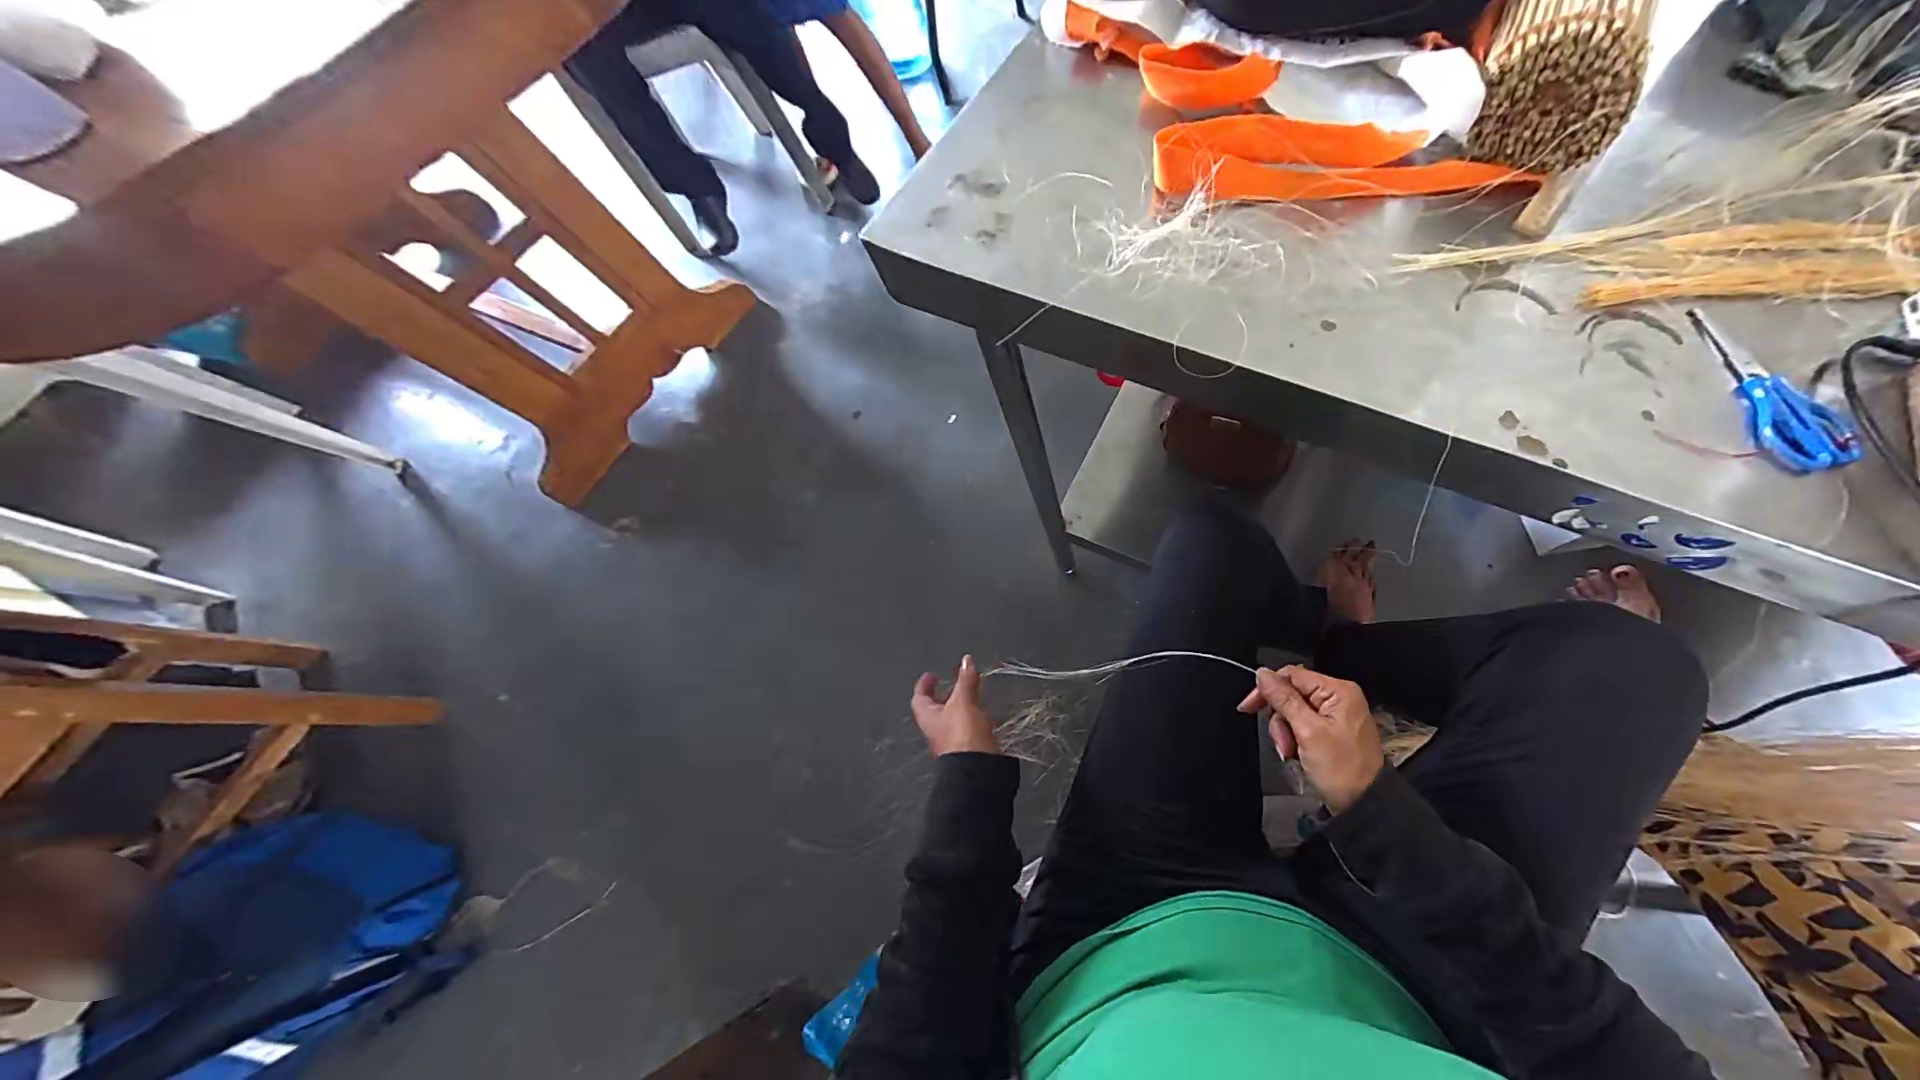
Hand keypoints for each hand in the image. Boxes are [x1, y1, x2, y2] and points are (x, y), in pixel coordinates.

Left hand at [911, 655, 999, 756]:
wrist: (976, 771)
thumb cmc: (961, 735)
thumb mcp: (963, 702)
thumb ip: (965, 681)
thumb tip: (966, 660)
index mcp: (927, 717)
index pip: (919, 697)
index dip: (924, 685)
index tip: (930, 675)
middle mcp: (936, 730)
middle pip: (935, 709)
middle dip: (944, 696)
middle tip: (953, 684)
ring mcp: (952, 741)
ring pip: (953, 720)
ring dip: (961, 708)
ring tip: (972, 696)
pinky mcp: (969, 749)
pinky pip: (969, 730)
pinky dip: (975, 720)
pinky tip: (986, 716)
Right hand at [1237, 665, 1383, 812]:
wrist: (1365, 805)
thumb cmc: (1343, 770)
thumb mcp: (1307, 731)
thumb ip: (1284, 699)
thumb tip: (1263, 674)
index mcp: (1338, 691)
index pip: (1290, 675)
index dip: (1267, 689)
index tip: (1249, 707)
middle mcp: (1338, 698)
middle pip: (1289, 693)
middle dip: (1279, 719)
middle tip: (1283, 742)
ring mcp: (1335, 715)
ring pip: (1291, 711)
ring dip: (1285, 732)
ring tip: (1292, 752)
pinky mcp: (1330, 730)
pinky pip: (1301, 725)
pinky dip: (1294, 739)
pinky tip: (1297, 753)